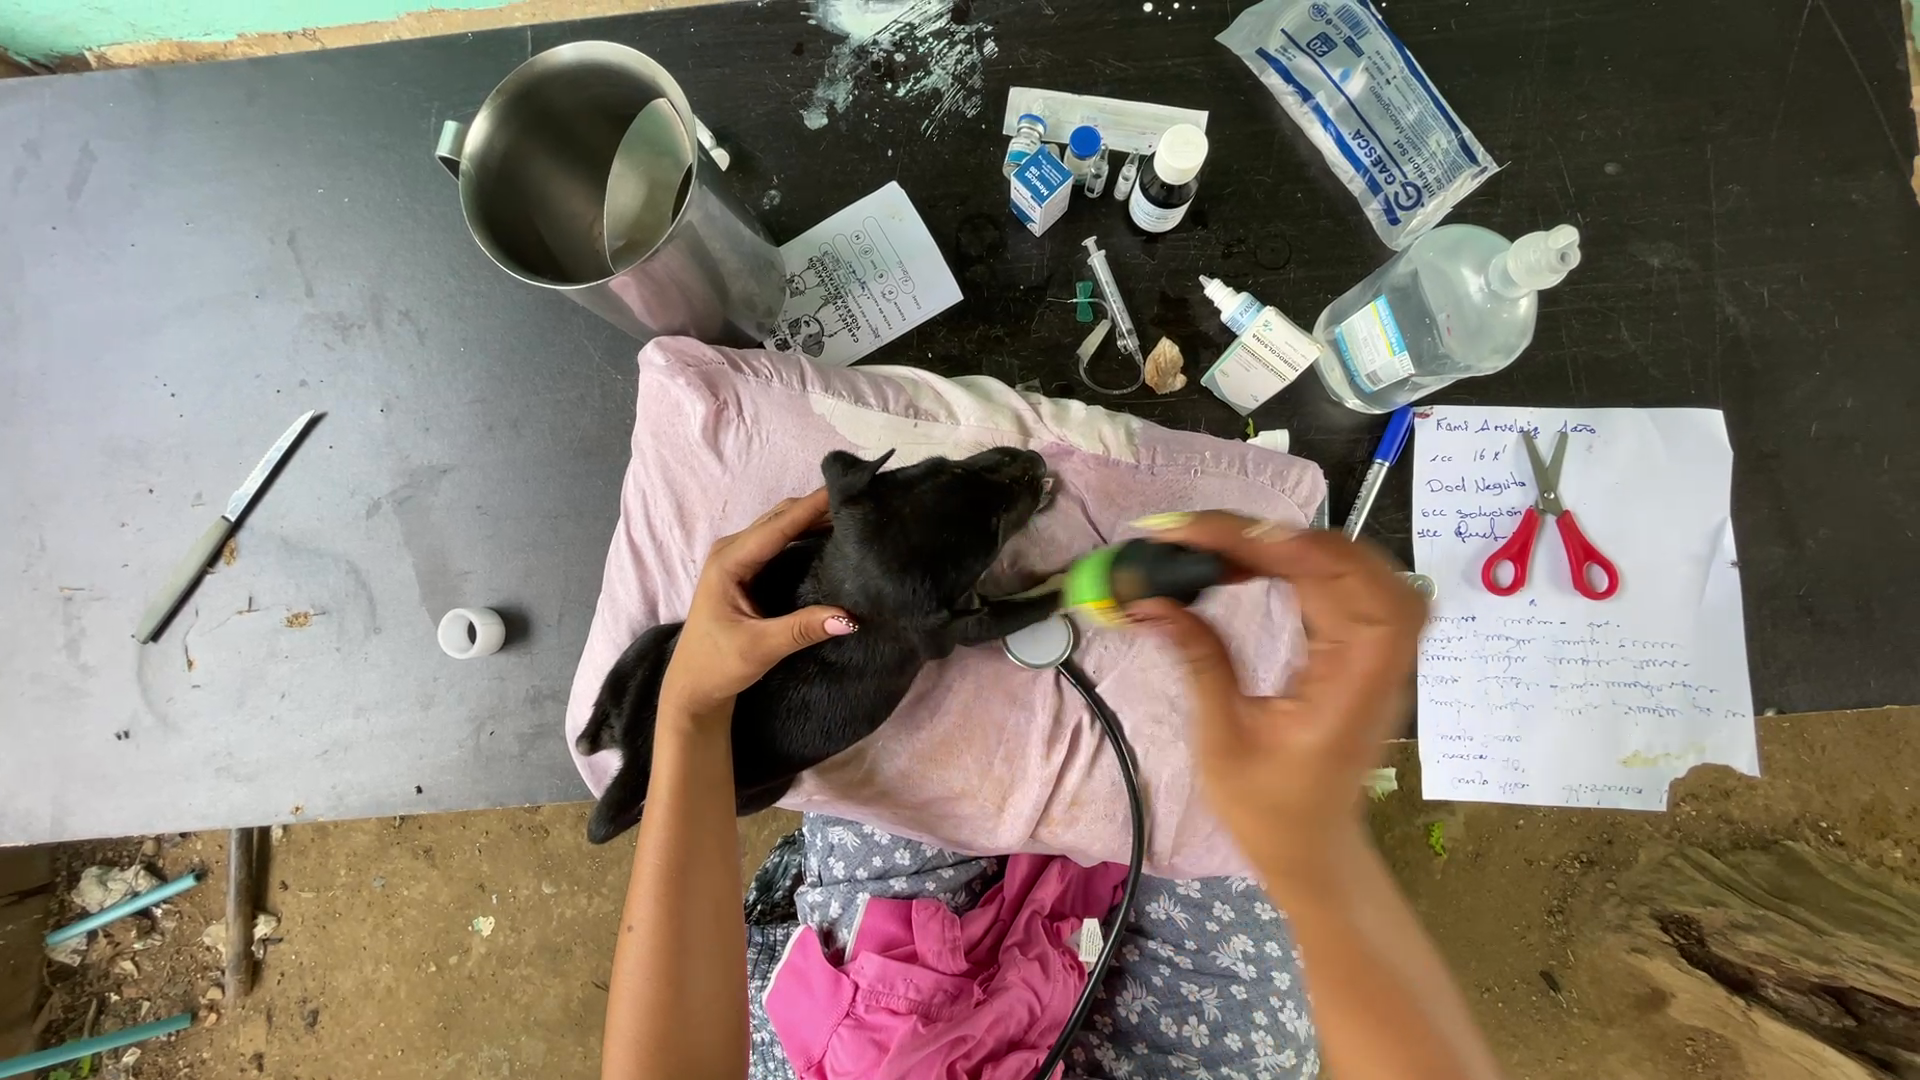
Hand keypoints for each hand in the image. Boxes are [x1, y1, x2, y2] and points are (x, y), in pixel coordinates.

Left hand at [657, 489, 857, 722]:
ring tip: (850, 513)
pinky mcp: (748, 568)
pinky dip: (806, 532)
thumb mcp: (760, 649)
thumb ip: (803, 629)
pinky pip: (781, 540)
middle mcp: (731, 551)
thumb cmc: (717, 666)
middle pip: (780, 517)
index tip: (844, 489)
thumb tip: (850, 617)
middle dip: (816, 506)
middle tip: (856, 500)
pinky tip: (830, 535)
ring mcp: (738, 557)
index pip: (778, 526)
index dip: (812, 507)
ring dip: (813, 518)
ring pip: (781, 525)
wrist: (693, 687)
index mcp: (728, 562)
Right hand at [1128, 514, 1426, 887]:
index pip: (1327, 578)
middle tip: (1195, 535)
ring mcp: (1377, 651)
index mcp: (1355, 680)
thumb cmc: (1269, 809)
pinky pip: (1337, 584)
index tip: (1192, 534)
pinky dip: (1291, 562)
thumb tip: (1149, 600)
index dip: (1263, 542)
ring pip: (1347, 564)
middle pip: (1346, 558)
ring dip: (1281, 542)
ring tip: (1214, 544)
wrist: (1314, 850)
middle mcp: (1380, 655)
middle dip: (1268, 533)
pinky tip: (1247, 565)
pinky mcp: (1360, 650)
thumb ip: (1199, 658)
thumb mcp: (1223, 737)